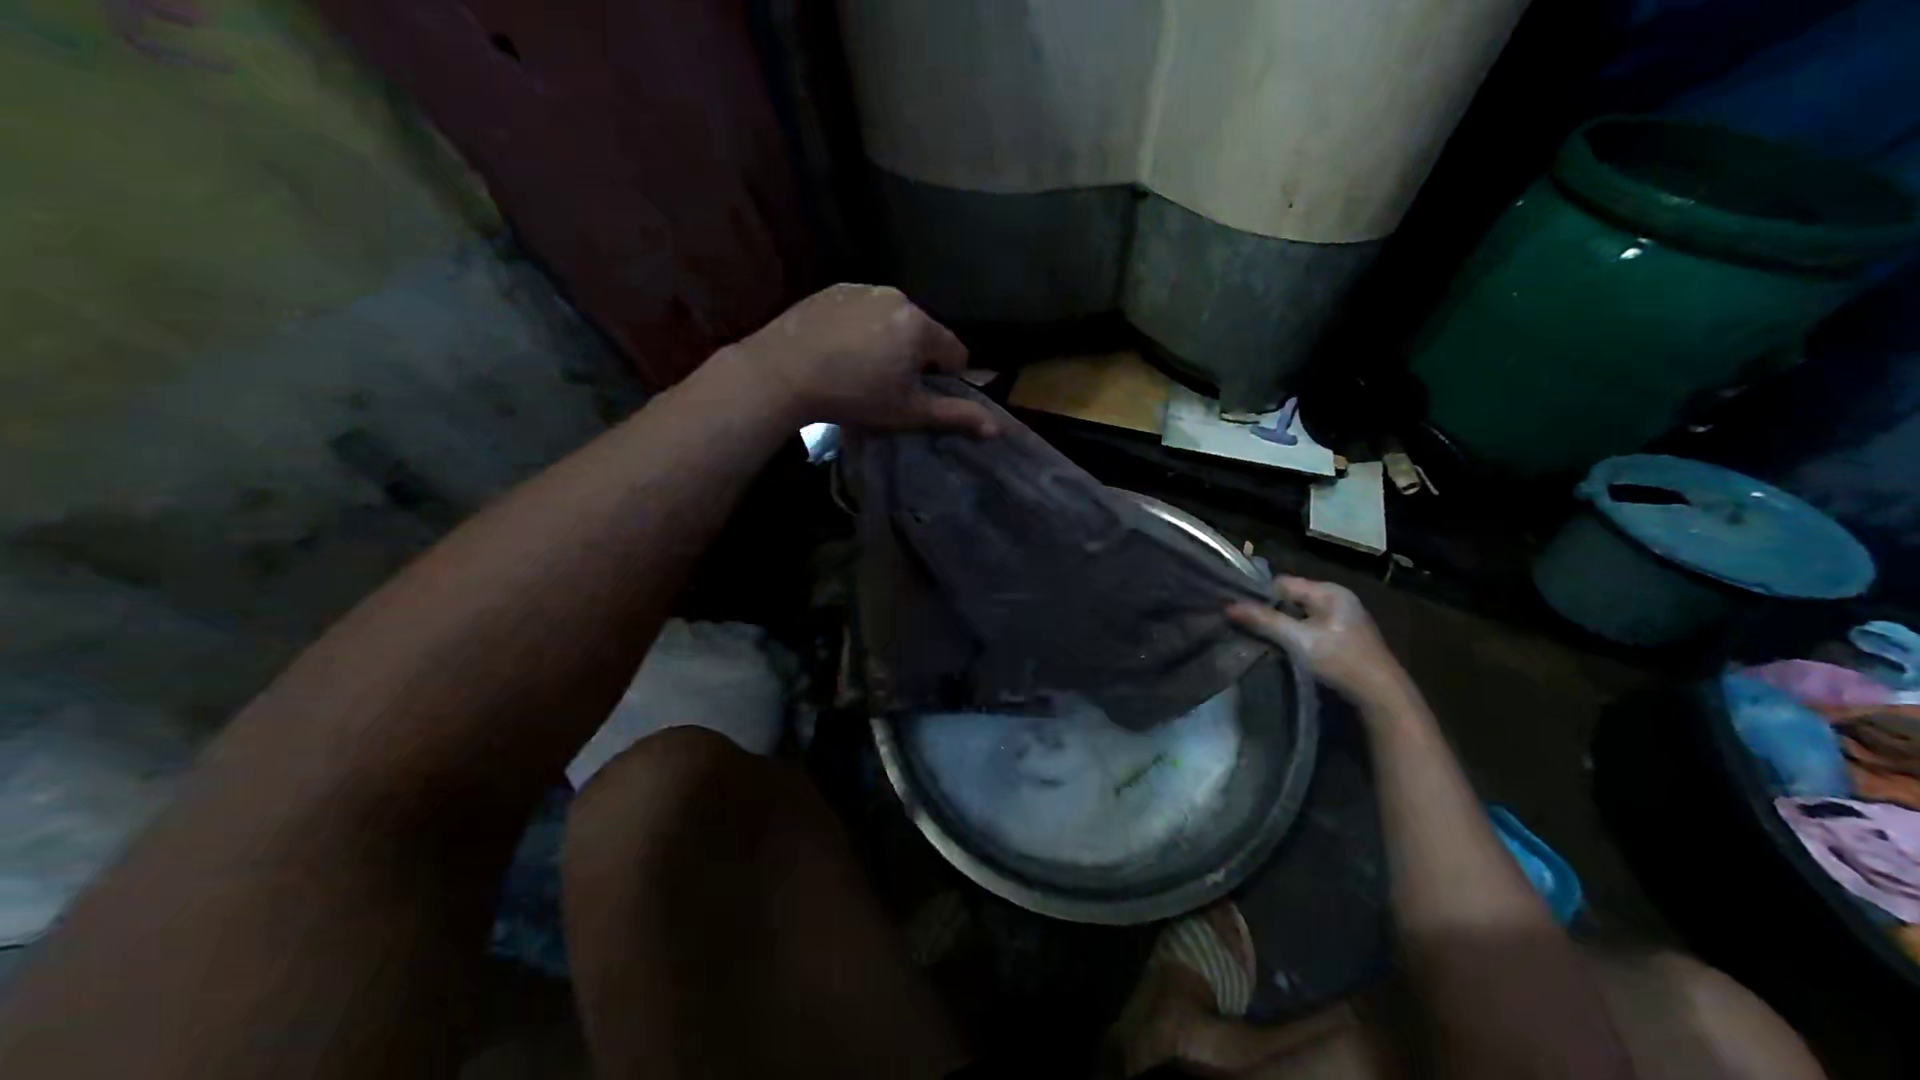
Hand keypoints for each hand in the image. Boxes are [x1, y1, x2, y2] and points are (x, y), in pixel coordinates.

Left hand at [722, 284, 997, 436]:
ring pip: (891, 319)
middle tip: (883, 385)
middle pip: (922, 333)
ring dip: (887, 340)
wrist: (782, 373)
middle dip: (913, 357)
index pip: (954, 352)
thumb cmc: (853, 396)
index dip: (942, 378)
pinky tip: (837, 350)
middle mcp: (897, 296)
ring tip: (857, 368)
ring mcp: (862, 288)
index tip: (916, 395)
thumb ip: (954, 415)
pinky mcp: (833, 289)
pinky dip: (859, 327)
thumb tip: (997, 428)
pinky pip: (862, 309)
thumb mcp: (908, 412)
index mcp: (920, 325)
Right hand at [1226, 576, 1413, 708]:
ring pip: (1299, 613)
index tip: (1239, 611)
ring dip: (1282, 624)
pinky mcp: (1343, 636)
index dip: (1260, 595)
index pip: (1283, 582)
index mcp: (1329, 591)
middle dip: (1270, 610)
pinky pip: (1309, 626)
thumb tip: (1229, 606)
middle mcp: (1337, 598)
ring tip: (1261, 637)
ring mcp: (1342, 617)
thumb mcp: (1298, 640)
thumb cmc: (1340, 660)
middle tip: (1246, 626)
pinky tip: (1285, 646)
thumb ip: (1265, 620)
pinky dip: (1295, 633)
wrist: (1380, 695)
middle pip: (1291, 597)